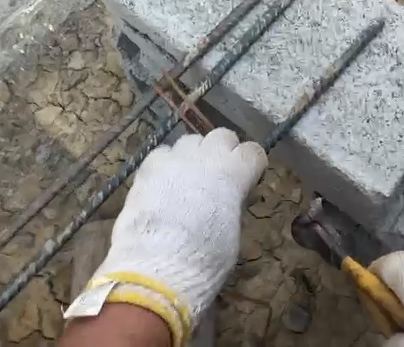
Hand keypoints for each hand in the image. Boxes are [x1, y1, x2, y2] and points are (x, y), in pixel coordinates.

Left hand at [87, 128, 266, 342]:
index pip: (253, 152)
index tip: (248, 179)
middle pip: (222, 136)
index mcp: (235, 172)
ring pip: (190, 141)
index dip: (251, 165)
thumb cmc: (203, 260)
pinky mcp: (150, 165)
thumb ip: (232, 205)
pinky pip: (162, 154)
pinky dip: (165, 166)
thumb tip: (229, 199)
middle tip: (217, 176)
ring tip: (185, 180)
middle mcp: (208, 156)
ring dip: (193, 156)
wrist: (157, 268)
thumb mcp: (232, 234)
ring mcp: (177, 157)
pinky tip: (161, 186)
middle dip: (223, 152)